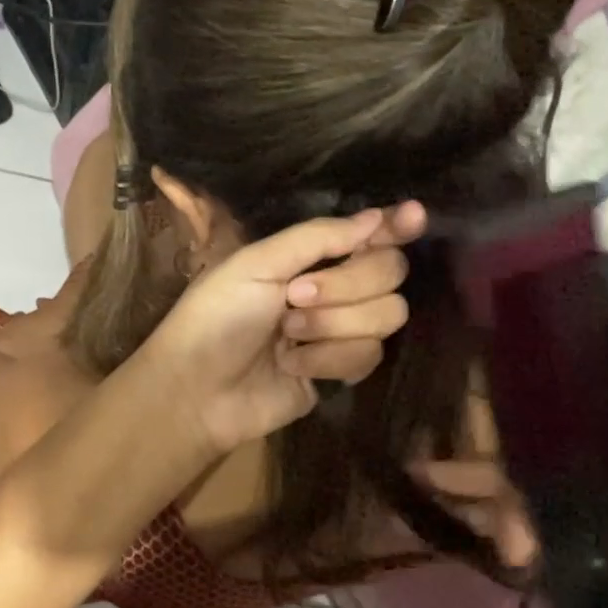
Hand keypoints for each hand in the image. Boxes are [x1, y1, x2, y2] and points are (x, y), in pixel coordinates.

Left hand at [140, 204, 422, 453]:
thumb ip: (316, 237)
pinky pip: (367, 355)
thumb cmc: (213, 320)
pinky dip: (327, 358)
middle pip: (390, 272)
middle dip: (347, 283)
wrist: (195, 390)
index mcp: (305, 259)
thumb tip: (377, 217)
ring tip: (287, 335)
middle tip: (294, 297)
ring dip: (335, 322)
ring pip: (388, 314)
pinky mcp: (338, 373)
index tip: (412, 218)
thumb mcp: (253, 265)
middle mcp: (329, 290)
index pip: (367, 236)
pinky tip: (290, 365)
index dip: (395, 226)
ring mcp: (337, 332)